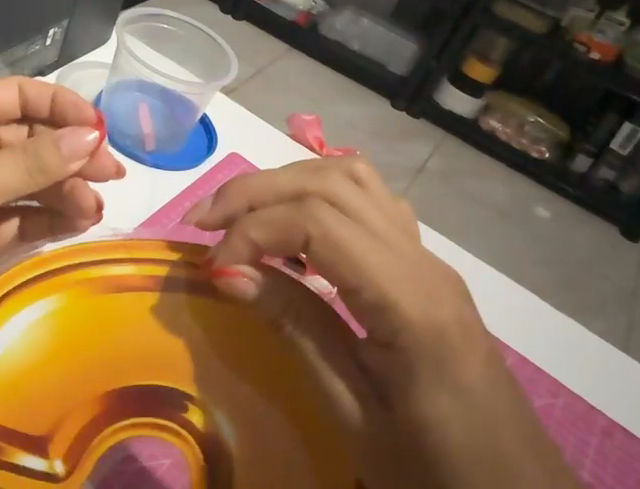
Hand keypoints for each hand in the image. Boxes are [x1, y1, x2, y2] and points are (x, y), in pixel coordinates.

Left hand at [0, 76, 125, 342]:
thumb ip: (30, 163)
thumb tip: (91, 136)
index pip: (19, 96)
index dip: (61, 108)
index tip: (101, 129)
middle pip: (29, 141)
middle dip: (69, 154)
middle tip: (110, 175)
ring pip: (28, 183)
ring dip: (63, 191)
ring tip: (94, 209)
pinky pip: (17, 219)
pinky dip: (46, 220)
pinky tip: (76, 224)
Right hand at [186, 157, 577, 488]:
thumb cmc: (435, 471)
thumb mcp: (354, 415)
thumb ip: (295, 329)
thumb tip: (227, 271)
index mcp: (409, 302)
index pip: (315, 222)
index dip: (252, 231)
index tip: (211, 270)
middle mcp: (423, 262)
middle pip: (328, 183)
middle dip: (255, 192)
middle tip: (203, 223)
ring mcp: (429, 260)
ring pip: (350, 179)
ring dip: (285, 184)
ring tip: (239, 216)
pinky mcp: (426, 269)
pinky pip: (369, 202)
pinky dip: (317, 195)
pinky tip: (291, 229)